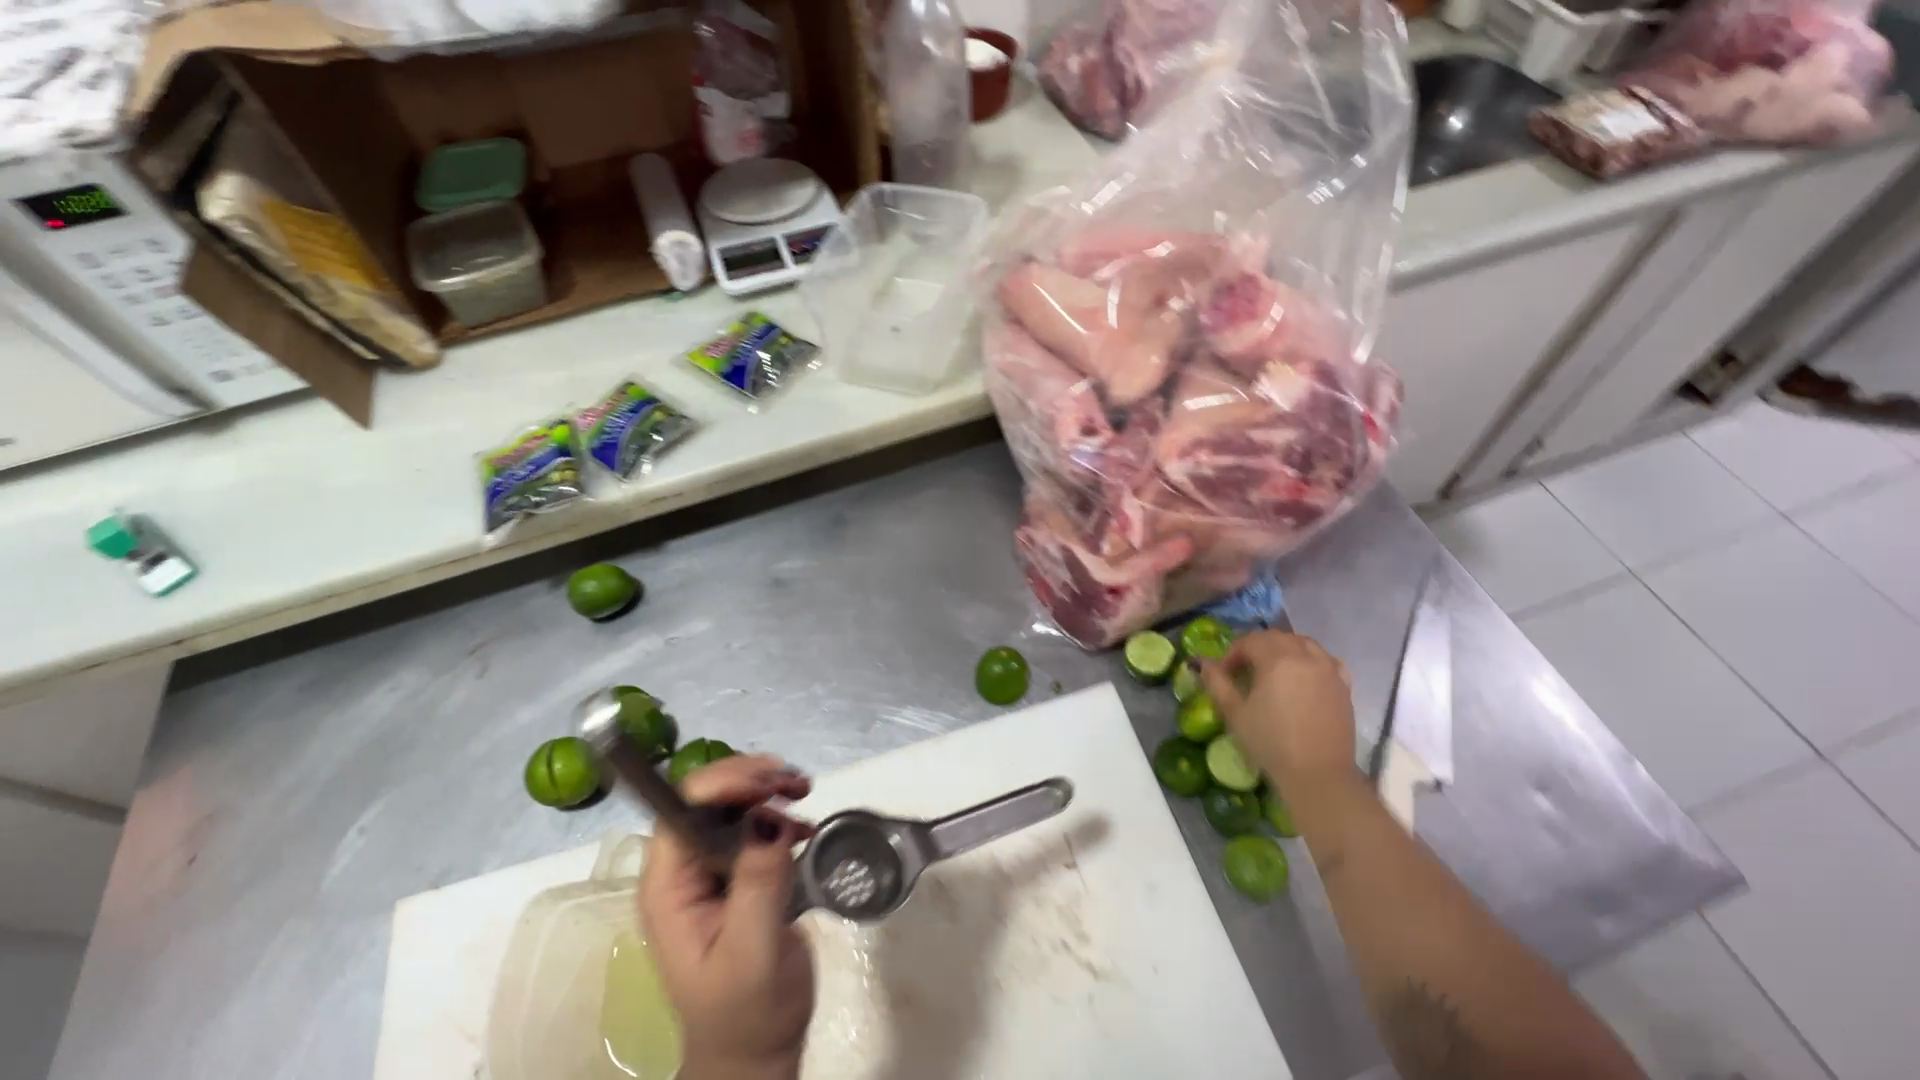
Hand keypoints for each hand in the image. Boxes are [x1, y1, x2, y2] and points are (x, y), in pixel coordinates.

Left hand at [638, 755, 816, 1079]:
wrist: (757, 1054)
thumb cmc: (748, 1012)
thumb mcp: (754, 951)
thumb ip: (759, 883)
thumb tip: (770, 817)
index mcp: (668, 889)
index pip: (681, 812)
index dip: (720, 785)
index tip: (769, 782)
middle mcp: (682, 874)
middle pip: (705, 802)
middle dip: (748, 781)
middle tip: (796, 783)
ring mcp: (709, 875)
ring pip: (729, 810)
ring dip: (765, 792)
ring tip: (803, 790)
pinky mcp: (736, 880)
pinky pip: (751, 831)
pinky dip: (778, 816)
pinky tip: (804, 826)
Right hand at [1201, 630, 1356, 792]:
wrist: (1318, 774)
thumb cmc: (1271, 743)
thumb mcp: (1235, 713)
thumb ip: (1218, 683)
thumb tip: (1204, 663)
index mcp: (1277, 660)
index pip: (1250, 641)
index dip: (1232, 654)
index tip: (1224, 674)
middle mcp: (1305, 657)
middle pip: (1277, 637)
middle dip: (1257, 648)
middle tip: (1244, 671)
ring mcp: (1329, 670)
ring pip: (1304, 643)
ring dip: (1285, 649)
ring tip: (1274, 671)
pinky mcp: (1344, 686)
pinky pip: (1327, 660)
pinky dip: (1312, 660)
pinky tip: (1305, 676)